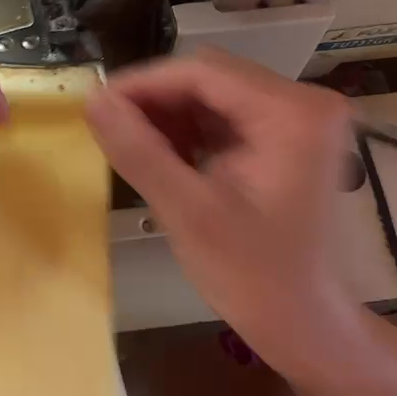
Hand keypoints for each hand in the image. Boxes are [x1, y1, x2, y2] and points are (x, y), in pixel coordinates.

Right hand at [85, 49, 359, 361]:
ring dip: (169, 114)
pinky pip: (225, 113)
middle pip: (209, 77)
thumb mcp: (187, 211)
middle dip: (155, 100)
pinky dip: (189, 129)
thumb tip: (91, 99)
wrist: (302, 322)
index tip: (95, 105)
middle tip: (109, 129)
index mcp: (293, 113)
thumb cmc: (252, 274)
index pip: (203, 73)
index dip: (143, 85)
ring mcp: (299, 118)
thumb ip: (138, 150)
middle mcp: (305, 101)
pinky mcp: (288, 135)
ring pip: (213, 93)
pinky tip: (164, 155)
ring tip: (133, 146)